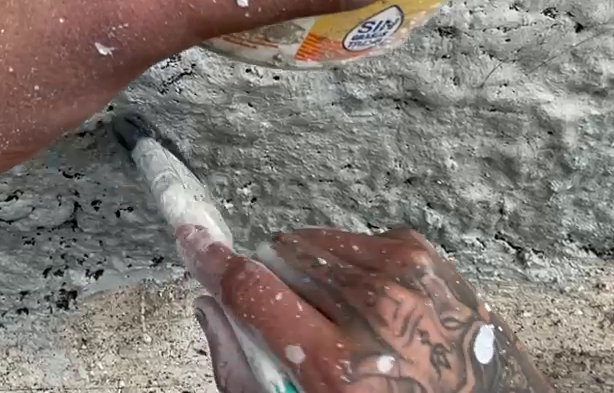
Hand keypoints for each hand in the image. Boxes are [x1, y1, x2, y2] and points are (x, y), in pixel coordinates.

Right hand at [188, 226, 553, 392]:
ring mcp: (402, 276)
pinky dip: (350, 264)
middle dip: (278, 285)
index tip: (190, 239)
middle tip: (302, 326)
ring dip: (313, 272)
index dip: (212, 261)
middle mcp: (370, 310)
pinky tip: (374, 305)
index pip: (252, 289)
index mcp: (339, 367)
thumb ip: (245, 374)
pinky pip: (354, 238)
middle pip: (281, 259)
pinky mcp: (424, 256)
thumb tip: (211, 307)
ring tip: (345, 319)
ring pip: (313, 242)